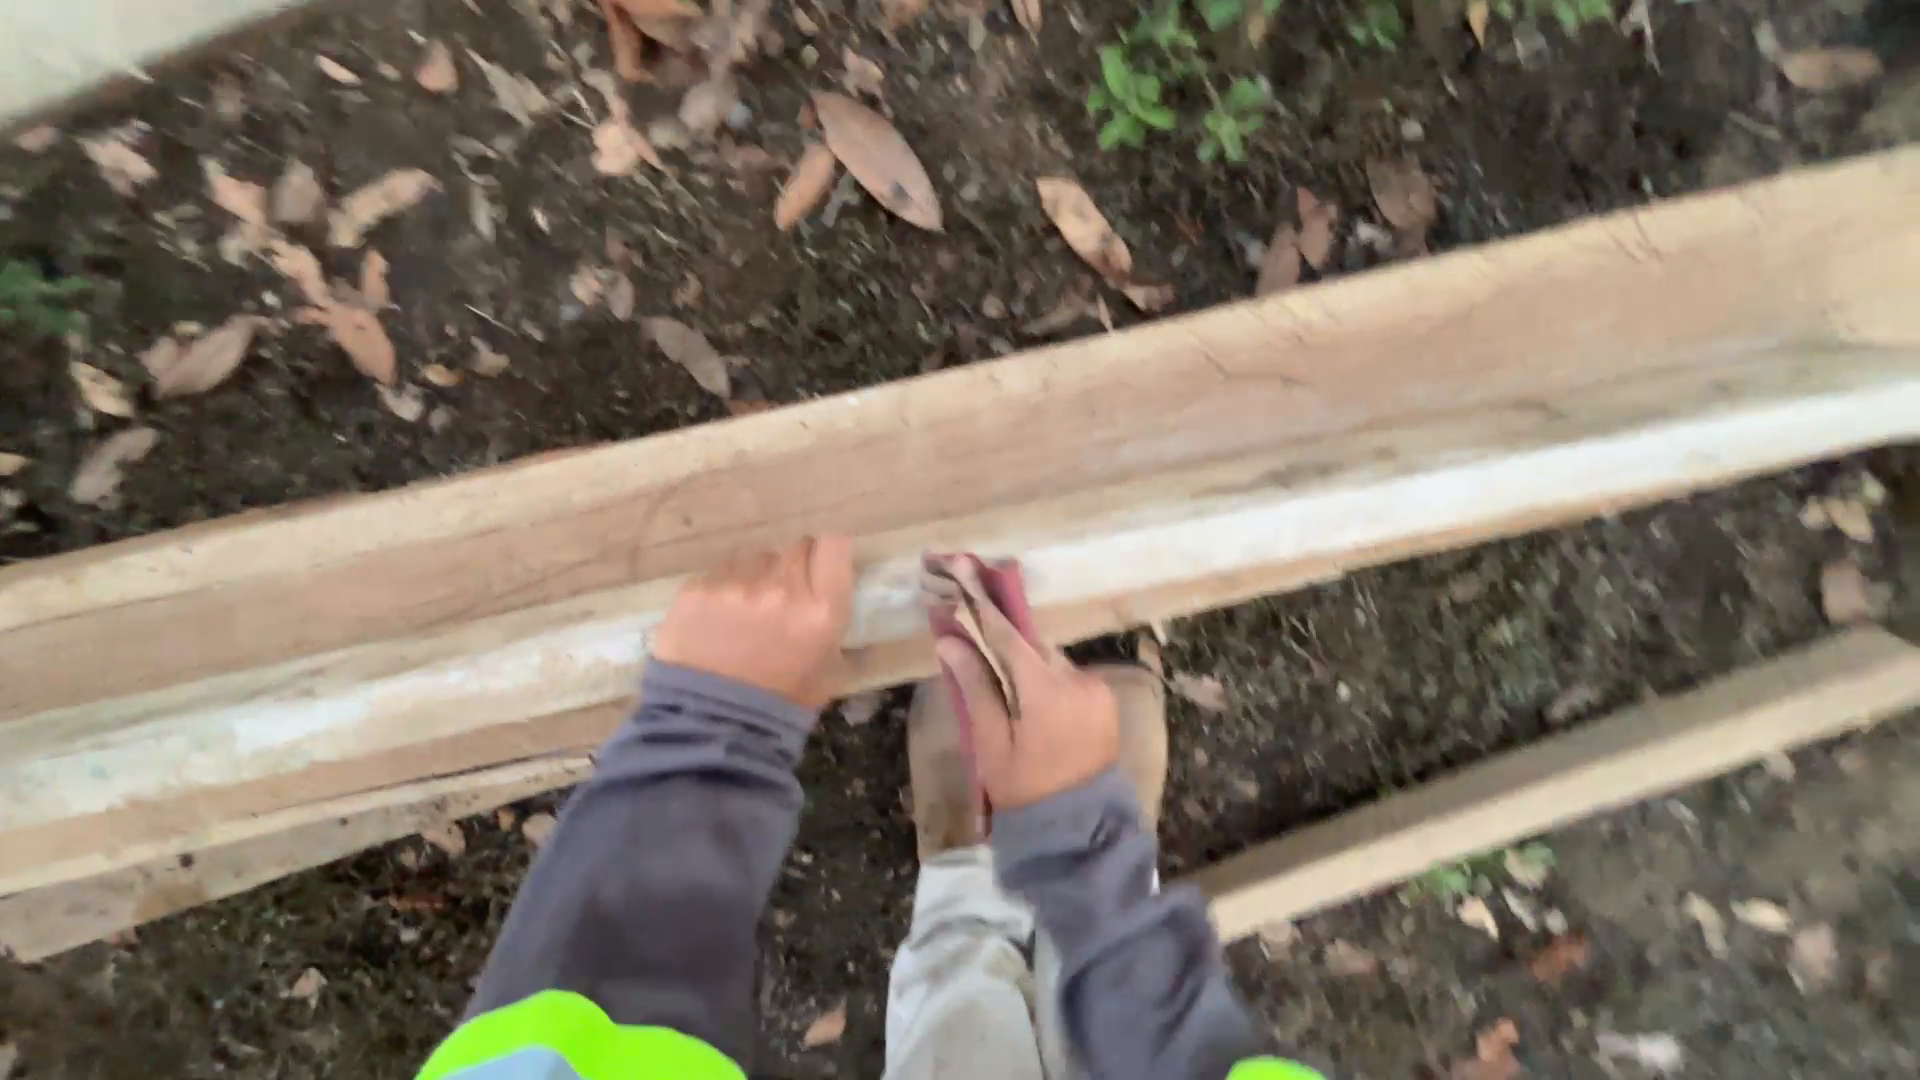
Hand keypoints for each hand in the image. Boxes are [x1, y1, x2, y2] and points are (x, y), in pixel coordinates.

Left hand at [652, 534, 855, 708]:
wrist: (710, 728)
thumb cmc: (780, 706)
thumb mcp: (828, 673)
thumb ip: (836, 632)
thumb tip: (835, 608)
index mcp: (821, 611)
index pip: (834, 546)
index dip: (829, 553)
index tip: (823, 567)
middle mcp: (782, 588)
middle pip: (796, 546)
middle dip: (794, 566)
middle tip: (784, 594)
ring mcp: (736, 585)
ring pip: (754, 557)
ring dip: (756, 576)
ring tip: (744, 611)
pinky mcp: (697, 590)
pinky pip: (718, 573)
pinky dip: (721, 589)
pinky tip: (715, 620)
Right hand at [934, 602, 1118, 809]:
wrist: (1078, 829)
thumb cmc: (1025, 791)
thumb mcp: (992, 743)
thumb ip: (975, 687)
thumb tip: (949, 641)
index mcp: (1049, 693)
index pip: (1010, 637)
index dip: (982, 604)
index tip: (961, 567)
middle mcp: (1079, 681)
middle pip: (1031, 644)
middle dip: (1002, 635)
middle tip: (972, 626)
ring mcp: (1097, 690)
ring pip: (1049, 658)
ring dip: (1024, 659)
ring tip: (999, 675)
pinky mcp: (1104, 700)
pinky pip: (1065, 674)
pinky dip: (1043, 675)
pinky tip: (1027, 693)